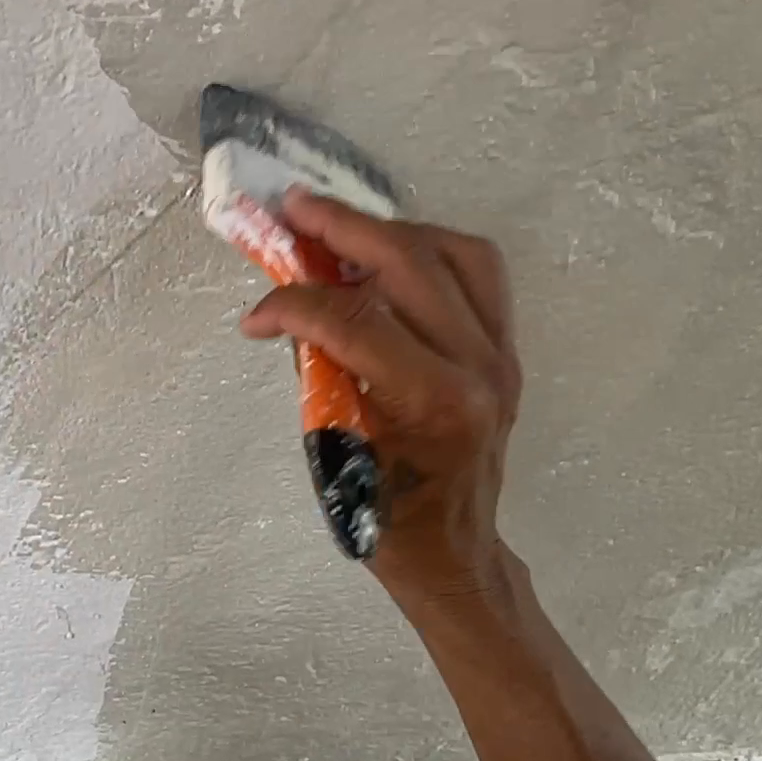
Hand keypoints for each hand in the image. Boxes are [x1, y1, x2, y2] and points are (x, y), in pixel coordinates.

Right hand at [239, 187, 520, 598]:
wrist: (452, 550)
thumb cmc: (383, 519)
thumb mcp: (334, 451)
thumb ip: (321, 373)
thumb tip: (295, 316)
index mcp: (432, 401)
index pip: (355, 319)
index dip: (294, 303)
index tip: (256, 316)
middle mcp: (479, 366)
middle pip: (410, 263)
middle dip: (343, 227)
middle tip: (294, 209)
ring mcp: (501, 354)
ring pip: (457, 254)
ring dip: (390, 230)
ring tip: (339, 227)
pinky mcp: (505, 350)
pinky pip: (476, 275)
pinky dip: (427, 252)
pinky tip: (386, 257)